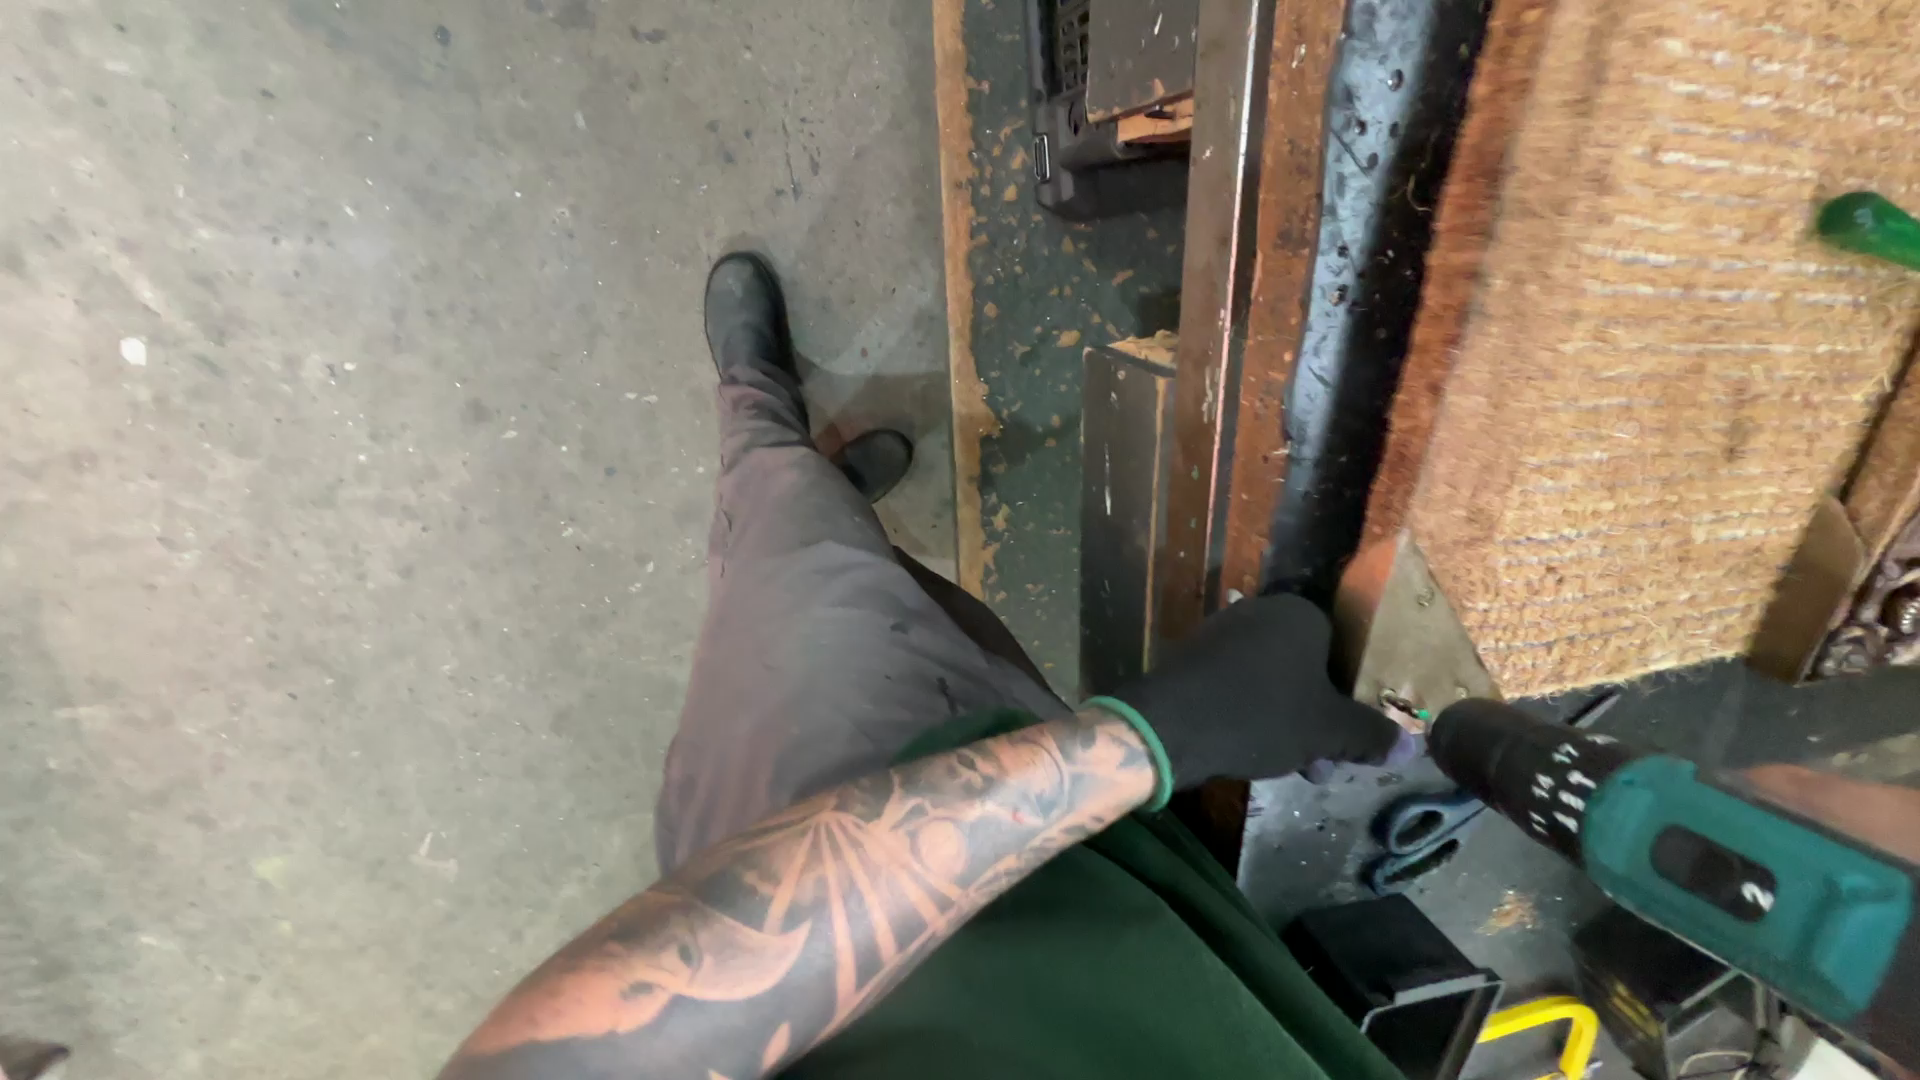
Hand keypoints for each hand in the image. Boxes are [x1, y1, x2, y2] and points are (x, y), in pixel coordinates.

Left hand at [1097, 594, 1402, 789]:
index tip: (1356, 734)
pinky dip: (1253, 715)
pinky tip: (1256, 753)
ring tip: (1300, 770)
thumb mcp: (1328, 731)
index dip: (1352, 694)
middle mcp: (1258, 613)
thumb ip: (1370, 734)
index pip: (1342, 647)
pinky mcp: (1192, 660)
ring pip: (1272, 682)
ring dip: (1289, 724)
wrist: (1171, 723)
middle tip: (1329, 764)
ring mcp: (1220, 635)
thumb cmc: (1261, 715)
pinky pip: (1237, 686)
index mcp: (1297, 614)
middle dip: (1320, 719)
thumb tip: (1411, 744)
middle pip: (1306, 668)